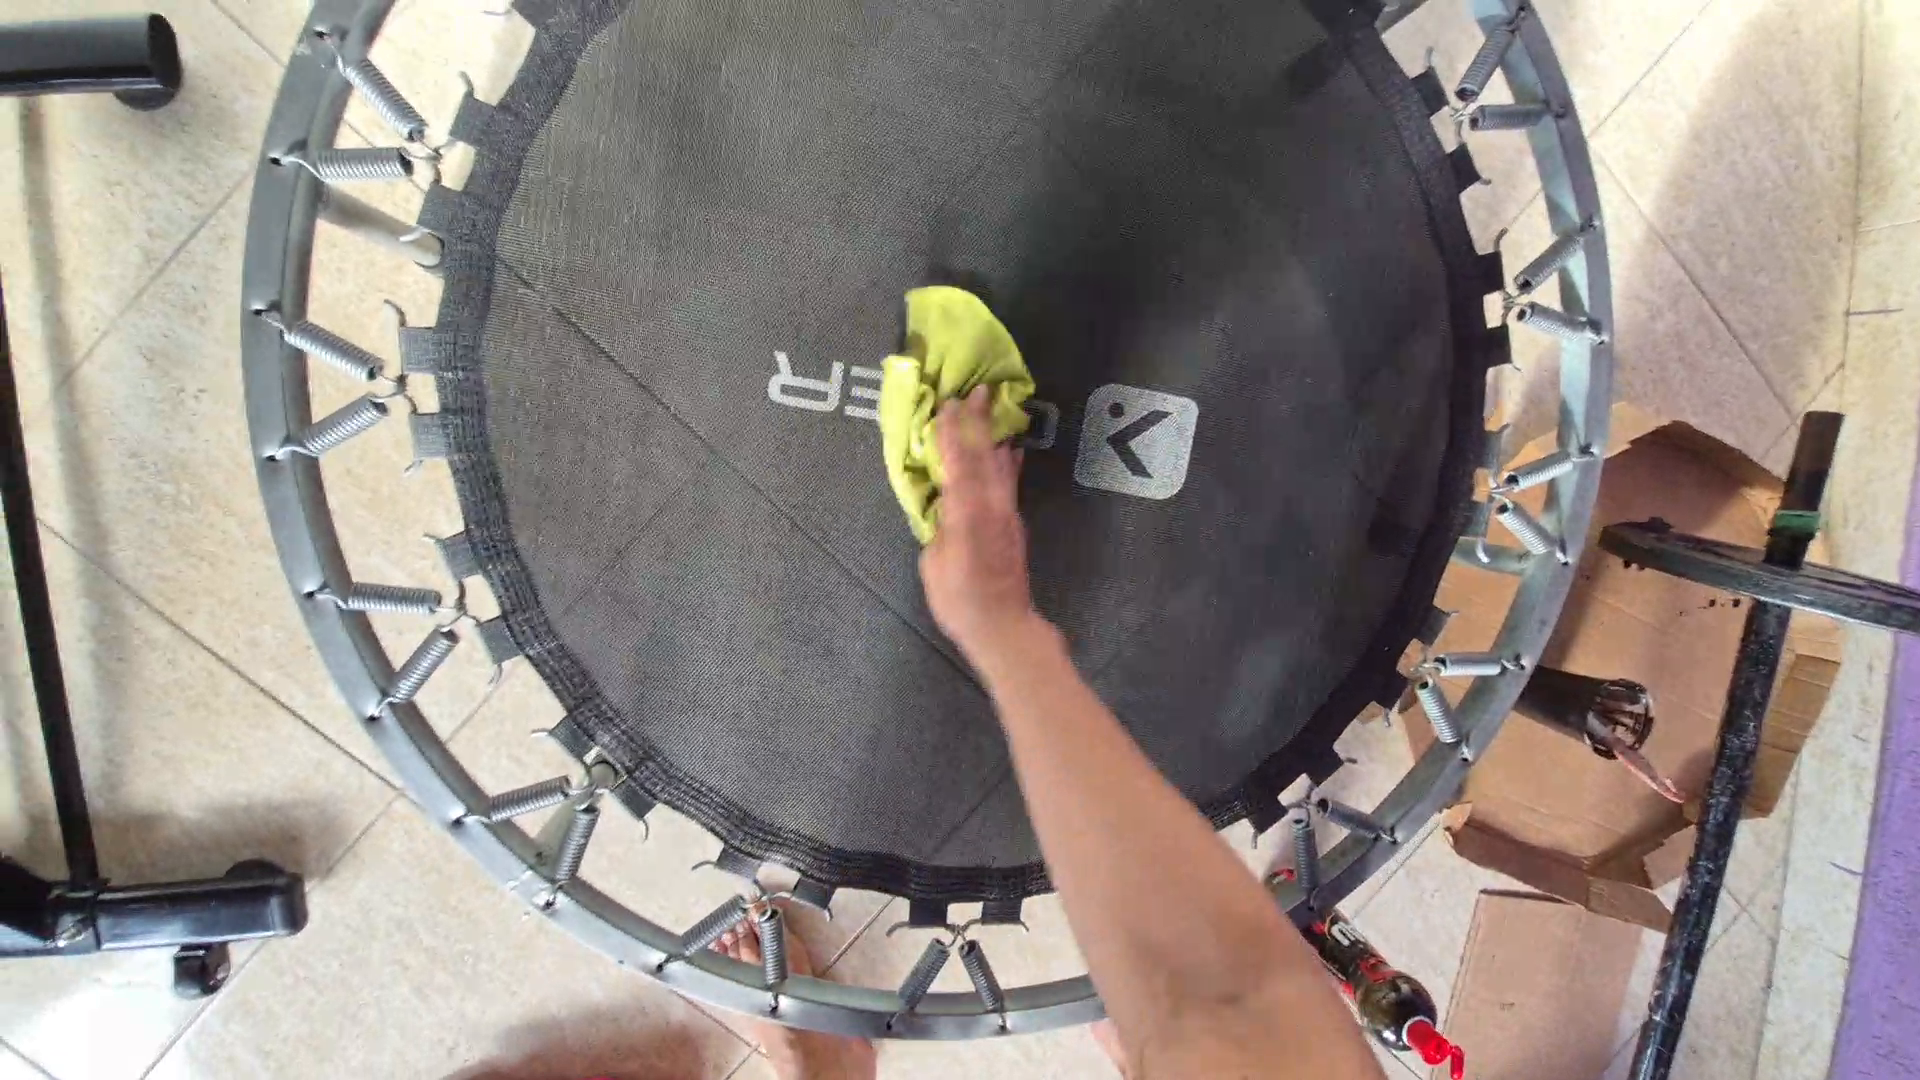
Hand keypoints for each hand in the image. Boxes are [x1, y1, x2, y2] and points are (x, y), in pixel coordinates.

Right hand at [920, 385, 1039, 666]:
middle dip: (979, 423)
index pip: (957, 465)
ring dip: (995, 437)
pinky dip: (1008, 463)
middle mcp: (991, 507)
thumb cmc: (960, 601)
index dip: (951, 434)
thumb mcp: (935, 564)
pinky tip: (1011, 451)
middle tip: (977, 391)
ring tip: (994, 410)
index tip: (946, 405)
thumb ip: (940, 529)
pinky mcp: (1014, 525)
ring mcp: (1007, 515)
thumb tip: (944, 509)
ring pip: (1001, 467)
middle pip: (984, 457)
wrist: (1004, 625)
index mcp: (966, 515)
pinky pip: (1009, 484)